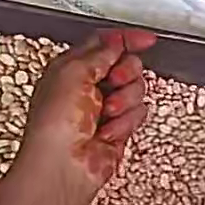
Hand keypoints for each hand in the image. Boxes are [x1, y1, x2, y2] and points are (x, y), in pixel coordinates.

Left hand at [16, 29, 155, 204]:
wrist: (63, 165)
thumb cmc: (56, 122)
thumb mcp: (74, 72)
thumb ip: (101, 52)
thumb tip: (117, 42)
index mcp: (73, 68)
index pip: (105, 44)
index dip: (126, 39)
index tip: (148, 40)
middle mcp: (90, 87)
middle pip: (127, 65)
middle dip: (126, 73)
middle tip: (115, 82)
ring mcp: (106, 109)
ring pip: (137, 90)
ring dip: (125, 100)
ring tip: (107, 114)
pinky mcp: (119, 128)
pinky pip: (138, 114)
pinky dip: (126, 122)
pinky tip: (108, 132)